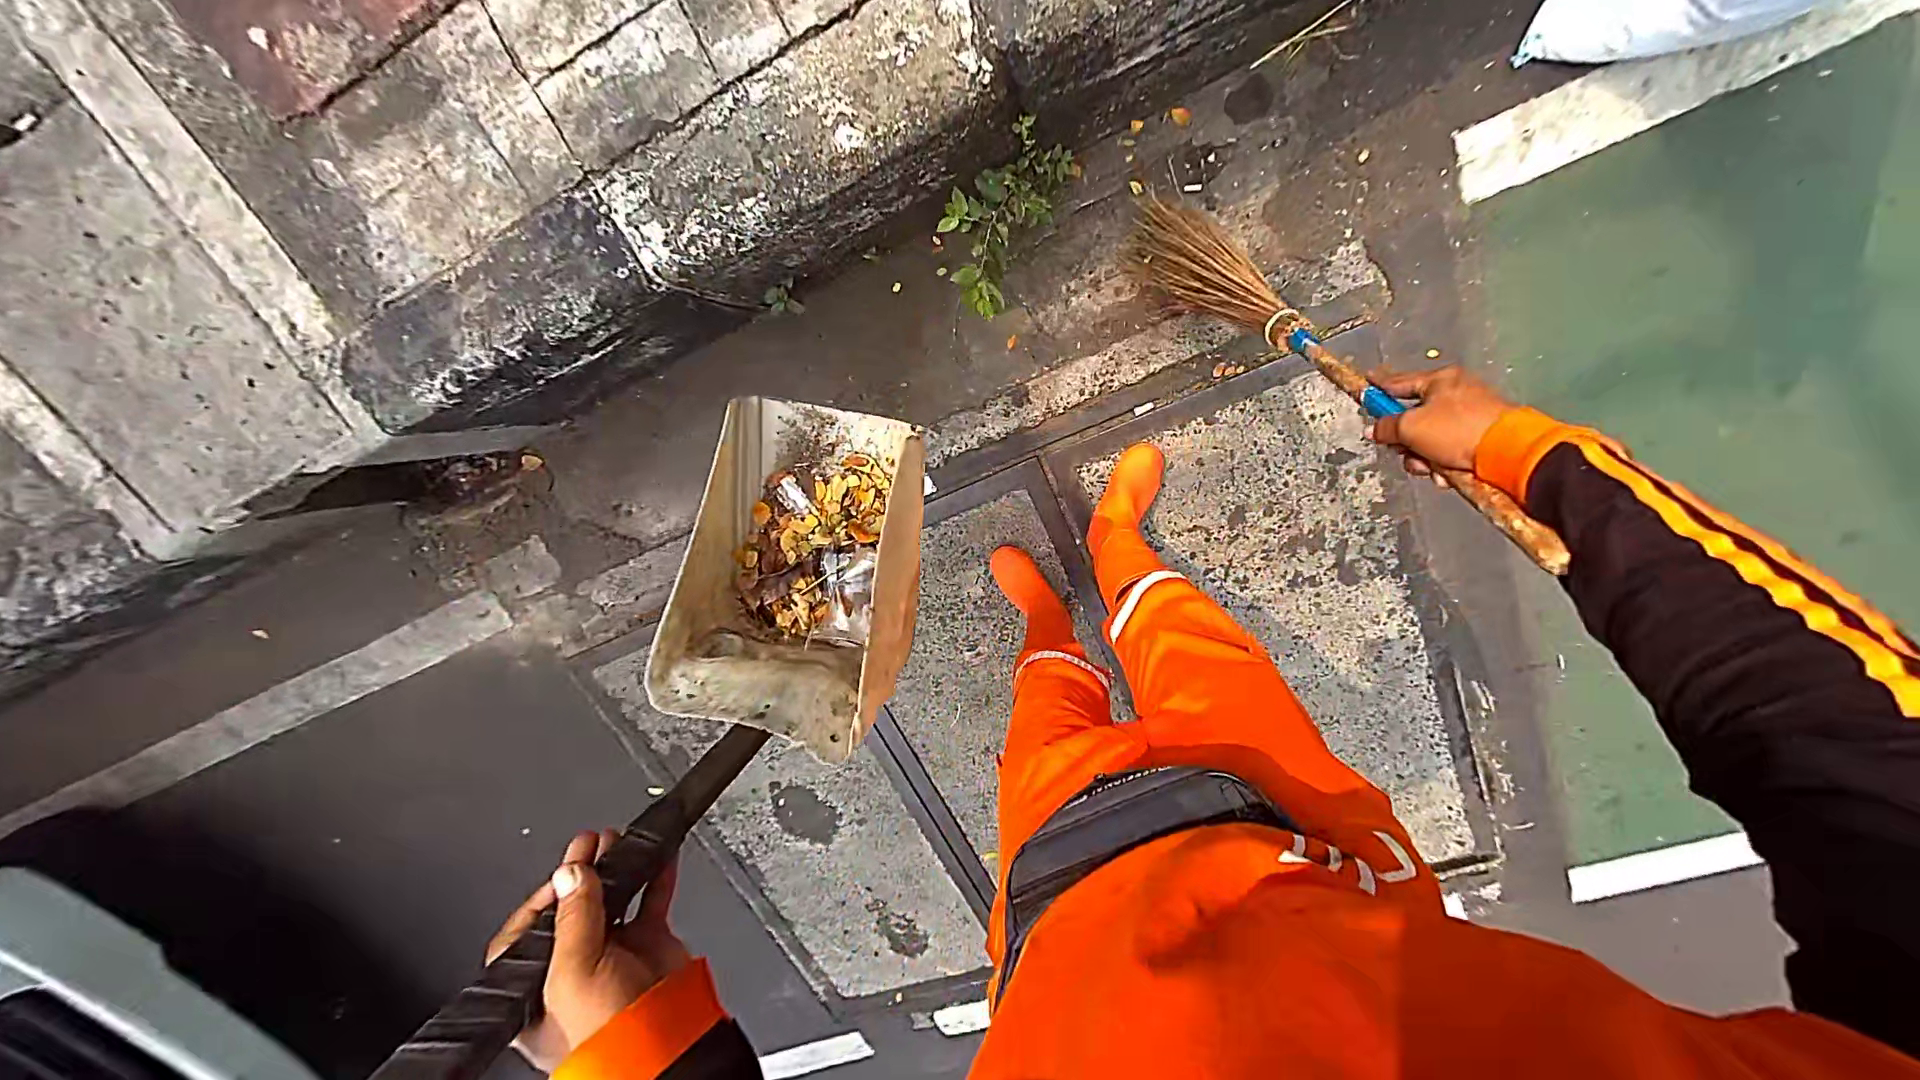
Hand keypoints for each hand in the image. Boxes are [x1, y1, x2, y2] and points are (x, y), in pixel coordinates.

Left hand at [486, 830, 691, 1070]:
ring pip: (611, 898)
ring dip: (617, 868)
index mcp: (534, 988)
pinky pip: (651, 898)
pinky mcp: (648, 942)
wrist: (665, 1040)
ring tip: (621, 841)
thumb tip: (569, 873)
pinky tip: (658, 856)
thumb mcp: (574, 975)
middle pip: (572, 908)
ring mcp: (613, 953)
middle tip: (592, 843)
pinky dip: (656, 874)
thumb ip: (573, 919)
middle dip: (582, 873)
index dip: (544, 896)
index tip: (565, 869)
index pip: (527, 932)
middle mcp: (571, 969)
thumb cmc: (605, 1033)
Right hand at [1364, 365, 1513, 483]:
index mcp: (1440, 380)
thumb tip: (1373, 430)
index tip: (1364, 384)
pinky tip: (1445, 471)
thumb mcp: (1409, 427)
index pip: (1398, 382)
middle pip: (1411, 417)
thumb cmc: (1455, 430)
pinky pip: (1445, 450)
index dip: (1378, 386)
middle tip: (1399, 448)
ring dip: (1420, 457)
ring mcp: (1468, 416)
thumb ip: (1384, 427)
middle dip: (1402, 439)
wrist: (1507, 453)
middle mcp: (1455, 394)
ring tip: (1428, 466)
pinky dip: (1440, 463)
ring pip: (1426, 439)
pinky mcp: (1477, 438)